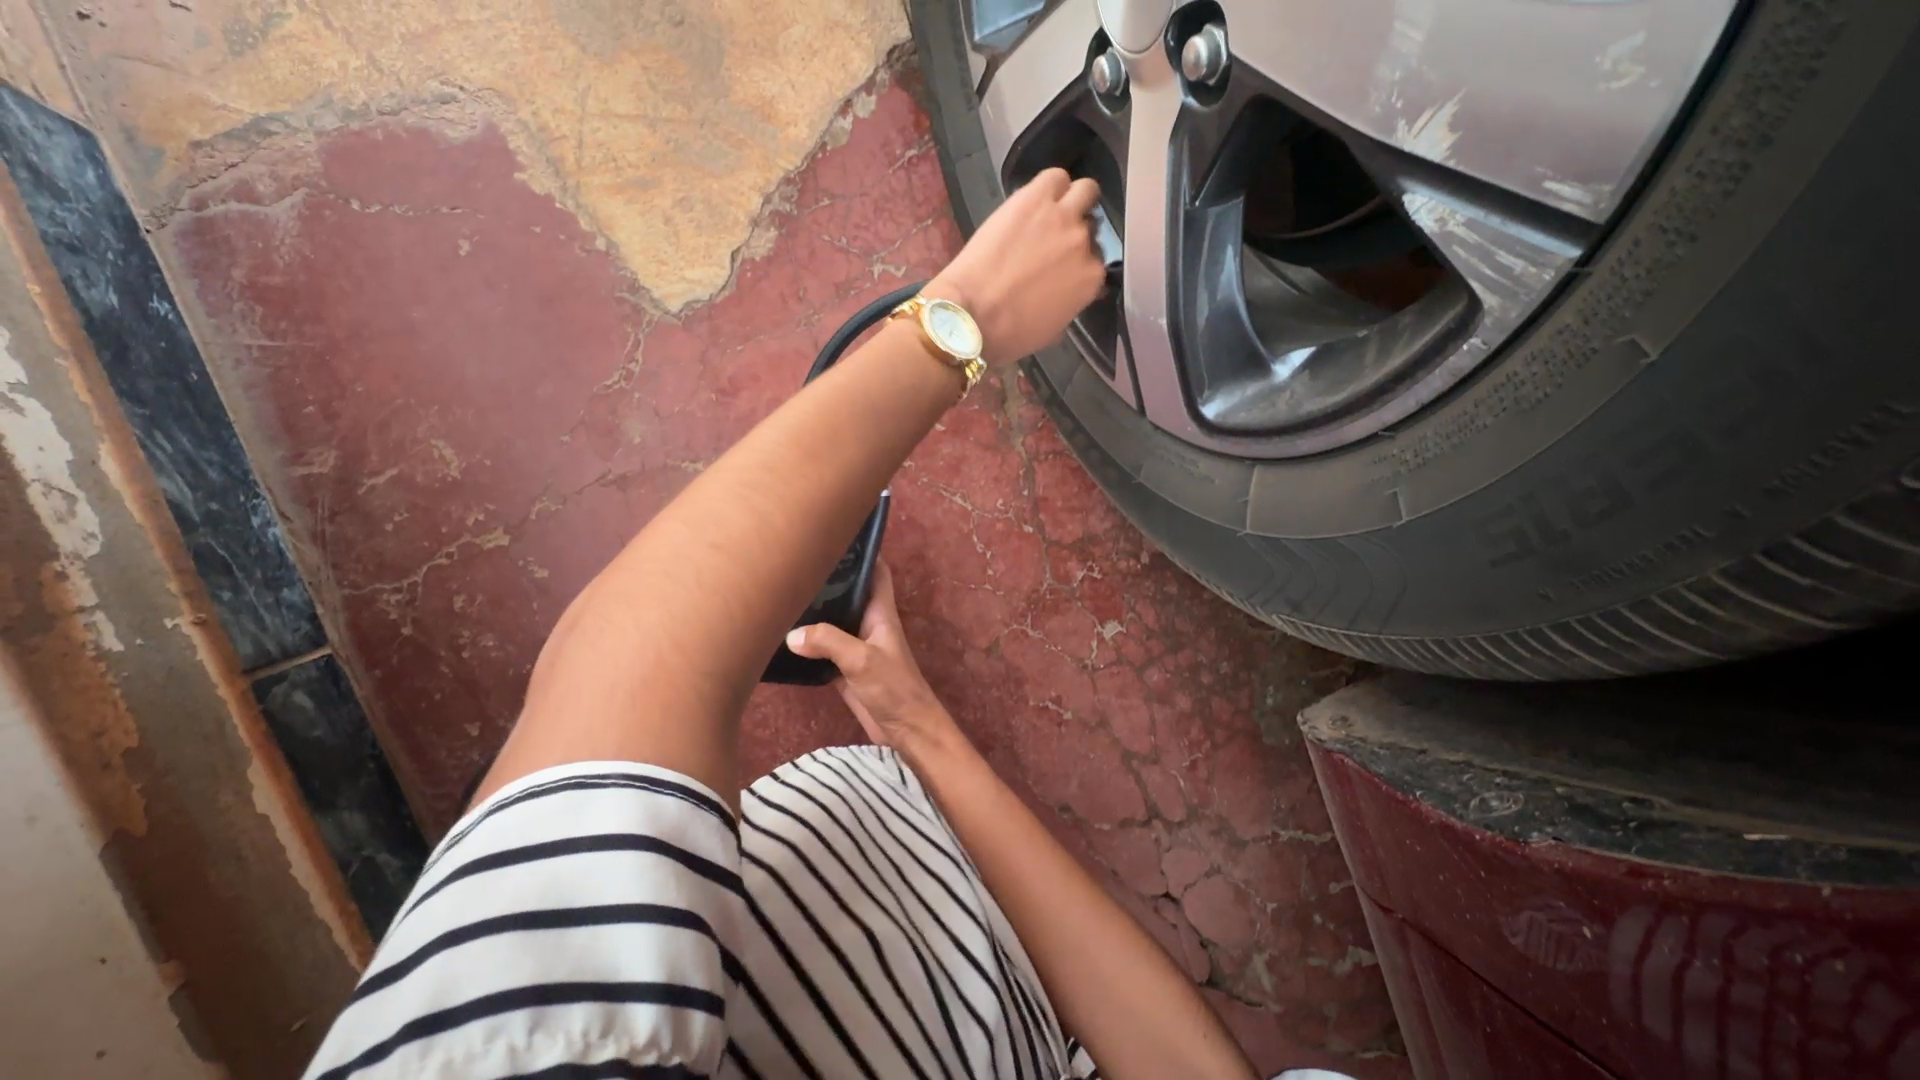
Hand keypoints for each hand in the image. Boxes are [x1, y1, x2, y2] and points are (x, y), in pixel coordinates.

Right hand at [785, 561, 963, 760]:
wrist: (906, 730)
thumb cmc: (893, 688)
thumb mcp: (861, 660)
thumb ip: (828, 641)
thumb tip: (791, 633)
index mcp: (880, 612)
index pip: (876, 571)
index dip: (863, 550)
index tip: (836, 532)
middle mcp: (868, 623)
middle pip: (848, 592)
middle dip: (828, 577)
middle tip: (793, 560)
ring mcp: (855, 646)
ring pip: (832, 620)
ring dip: (813, 609)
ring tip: (781, 590)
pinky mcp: (844, 669)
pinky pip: (822, 649)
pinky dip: (805, 642)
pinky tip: (781, 635)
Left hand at [924, 168, 1104, 366]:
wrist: (971, 315)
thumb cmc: (1009, 334)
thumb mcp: (1053, 330)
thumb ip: (1071, 305)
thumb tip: (1070, 295)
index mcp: (1091, 280)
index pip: (1097, 263)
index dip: (1080, 262)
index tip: (1066, 266)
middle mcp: (1084, 244)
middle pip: (1092, 226)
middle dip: (1078, 231)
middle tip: (1056, 237)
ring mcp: (1063, 217)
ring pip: (1085, 191)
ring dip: (1074, 199)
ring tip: (1054, 208)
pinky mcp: (1035, 198)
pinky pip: (1055, 176)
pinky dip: (1052, 184)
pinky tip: (1039, 195)